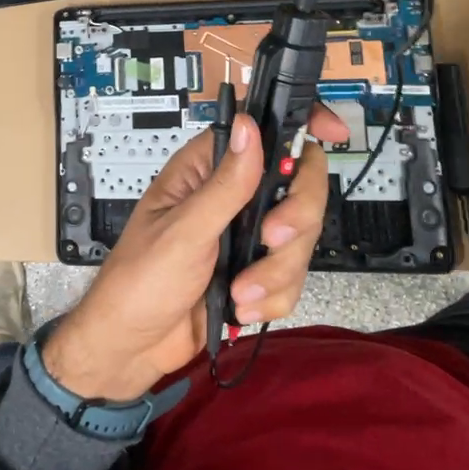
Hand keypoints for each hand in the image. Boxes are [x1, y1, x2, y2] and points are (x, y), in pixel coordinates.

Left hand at [42, 106, 348, 400]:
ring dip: (277, 272)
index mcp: (206, 171)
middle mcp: (231, 197)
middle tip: (270, 241)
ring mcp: (247, 236)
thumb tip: (249, 127)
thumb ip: (224, 184)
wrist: (135, 345)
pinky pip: (292, 277)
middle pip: (297, 187)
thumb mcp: (183, 229)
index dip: (300, 124)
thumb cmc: (141, 278)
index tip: (334, 134)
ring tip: (241, 292)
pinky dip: (273, 297)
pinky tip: (241, 307)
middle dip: (294, 220)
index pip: (261, 133)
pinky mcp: (257, 272)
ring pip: (300, 238)